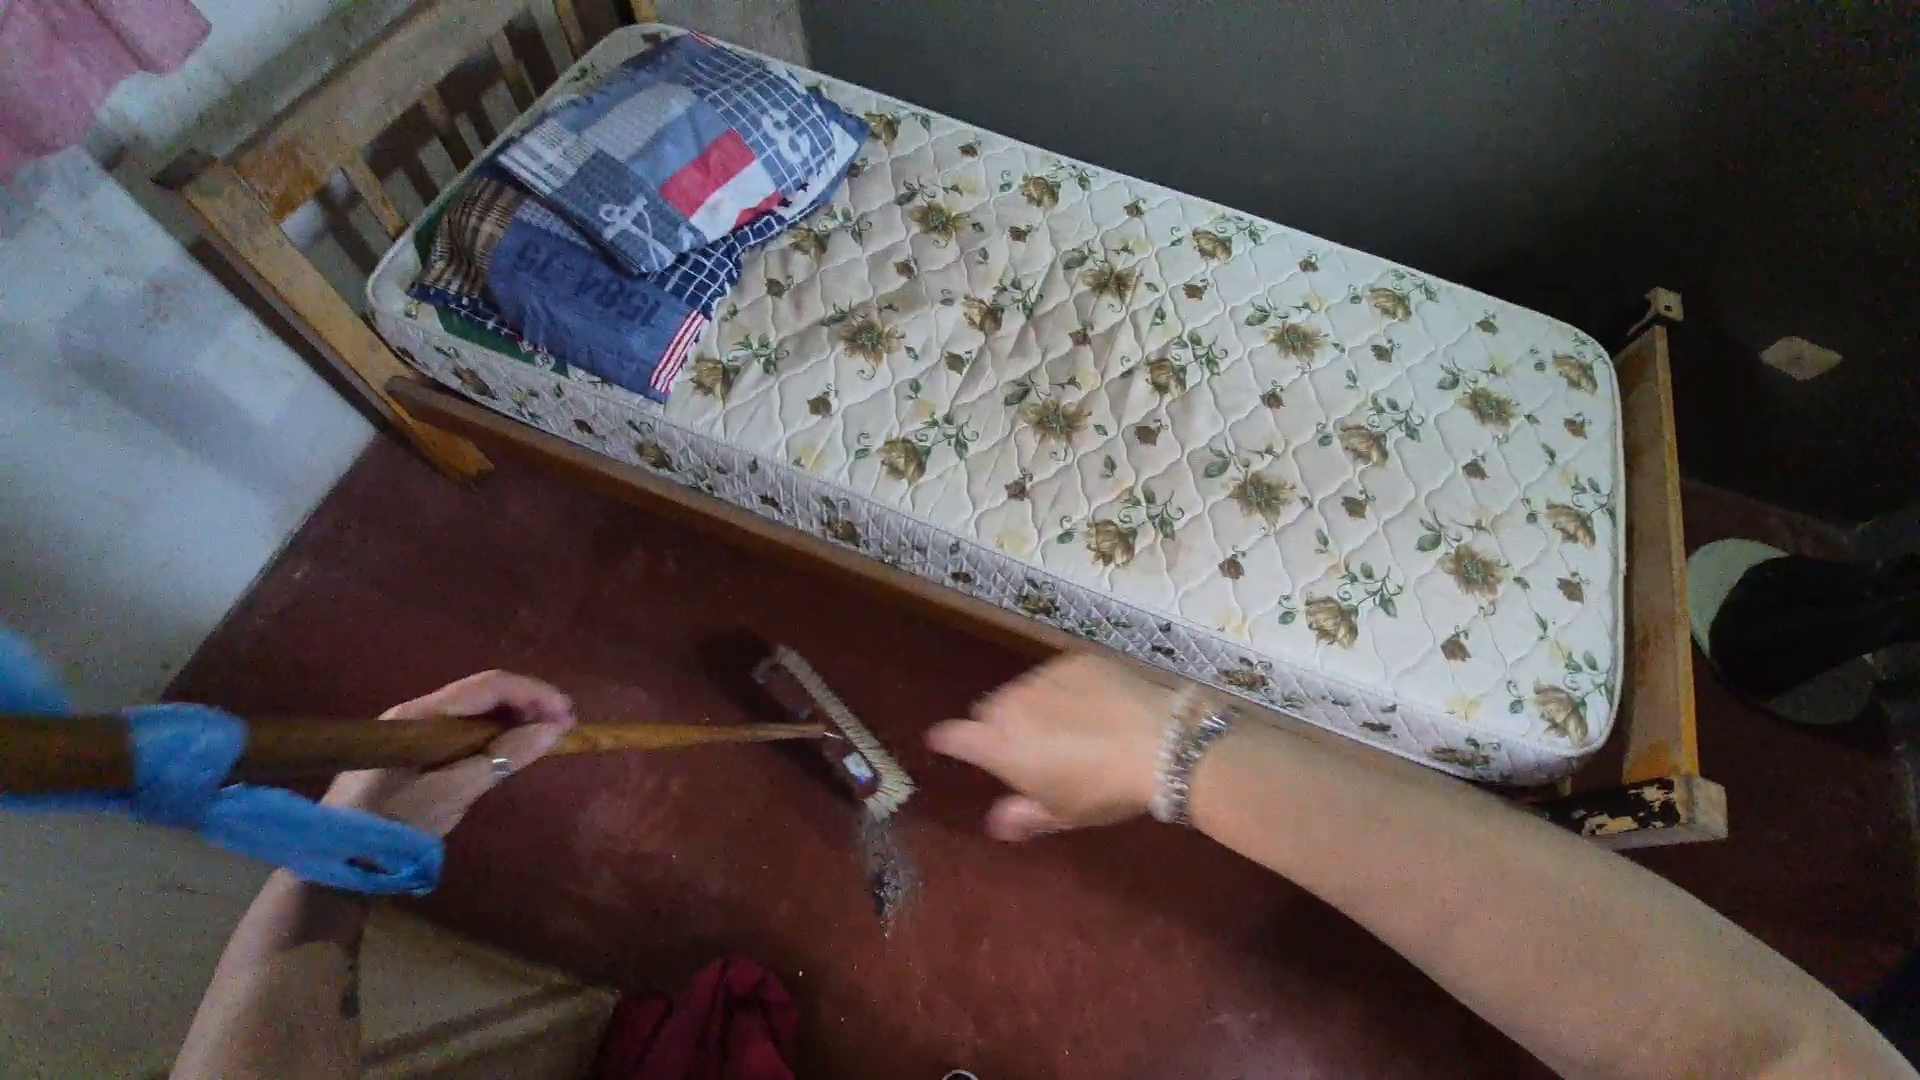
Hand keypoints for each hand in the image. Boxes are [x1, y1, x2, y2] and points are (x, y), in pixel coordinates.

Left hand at [321, 671, 575, 836]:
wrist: (329, 862)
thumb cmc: (390, 825)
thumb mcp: (451, 795)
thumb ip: (501, 759)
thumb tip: (554, 730)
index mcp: (421, 716)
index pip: (490, 685)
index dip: (535, 693)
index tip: (568, 714)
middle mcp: (419, 712)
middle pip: (487, 692)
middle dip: (531, 702)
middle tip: (566, 725)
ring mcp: (417, 728)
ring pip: (480, 708)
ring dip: (519, 716)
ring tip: (549, 734)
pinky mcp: (419, 748)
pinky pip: (469, 727)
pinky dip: (500, 731)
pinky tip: (516, 746)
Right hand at [927, 653, 1173, 840]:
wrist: (1161, 743)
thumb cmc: (1103, 790)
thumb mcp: (1062, 813)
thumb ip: (1022, 815)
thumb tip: (997, 822)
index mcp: (1001, 745)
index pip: (955, 736)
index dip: (949, 739)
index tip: (946, 742)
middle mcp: (1013, 703)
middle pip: (991, 710)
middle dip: (1001, 726)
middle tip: (1033, 749)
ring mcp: (1043, 677)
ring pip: (1023, 690)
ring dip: (1033, 706)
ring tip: (1069, 727)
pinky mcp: (1073, 660)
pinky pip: (1056, 676)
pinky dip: (1065, 690)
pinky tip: (1095, 707)